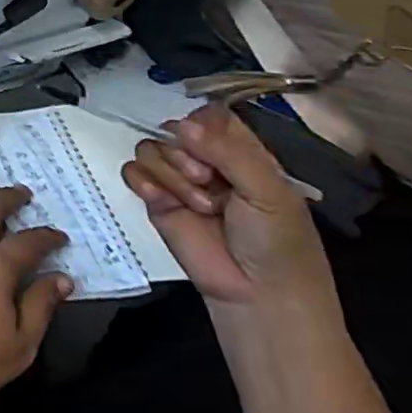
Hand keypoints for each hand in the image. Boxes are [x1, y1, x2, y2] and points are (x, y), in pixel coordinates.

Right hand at [121, 102, 336, 306]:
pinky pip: (133, 173)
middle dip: (185, 155)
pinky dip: (143, 182)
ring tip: (198, 206)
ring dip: (169, 173)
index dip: (201, 124)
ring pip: (150, 148)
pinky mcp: (157, 202)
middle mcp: (205, 159)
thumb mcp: (270, 189)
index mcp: (238, 149)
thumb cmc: (278, 241)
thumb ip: (228, 151)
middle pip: (173, 128)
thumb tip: (182, 125)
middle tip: (207, 183)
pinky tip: (161, 201)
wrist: (260, 298)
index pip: (207, 114)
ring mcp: (178, 179)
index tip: (207, 144)